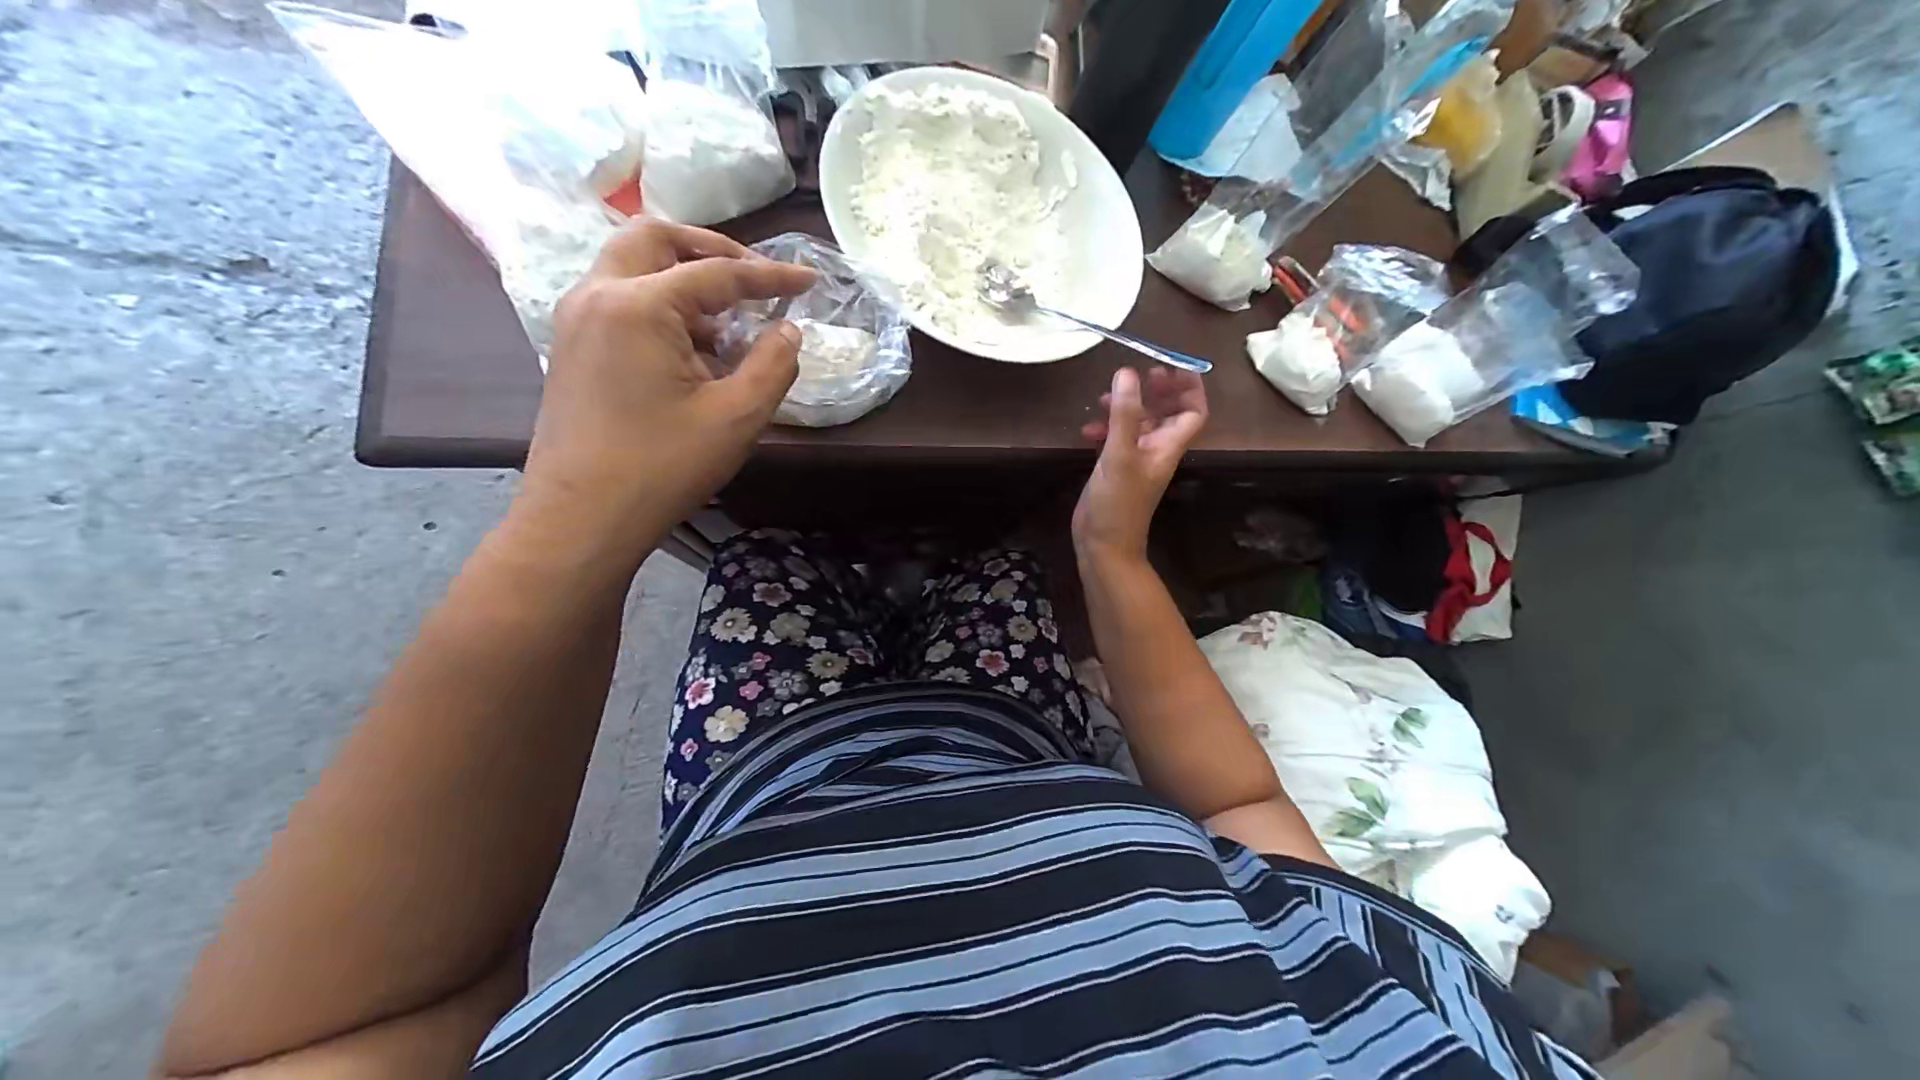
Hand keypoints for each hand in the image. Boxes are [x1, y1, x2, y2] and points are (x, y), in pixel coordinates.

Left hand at [517, 220, 816, 555]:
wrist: (581, 518)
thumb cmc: (662, 467)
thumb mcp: (737, 417)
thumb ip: (773, 364)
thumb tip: (788, 329)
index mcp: (638, 305)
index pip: (717, 272)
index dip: (771, 275)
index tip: (810, 280)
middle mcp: (597, 295)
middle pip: (656, 240)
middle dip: (712, 250)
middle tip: (754, 277)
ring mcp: (577, 321)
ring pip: (633, 268)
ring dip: (684, 279)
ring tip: (729, 323)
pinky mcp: (572, 348)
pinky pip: (621, 302)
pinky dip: (662, 307)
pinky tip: (693, 351)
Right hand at [1073, 366, 1207, 564]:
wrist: (1103, 545)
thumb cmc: (1118, 503)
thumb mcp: (1120, 455)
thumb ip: (1124, 414)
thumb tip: (1127, 373)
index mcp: (1167, 446)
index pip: (1193, 411)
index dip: (1188, 387)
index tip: (1169, 366)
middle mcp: (1156, 450)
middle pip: (1166, 413)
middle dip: (1155, 391)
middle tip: (1138, 373)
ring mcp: (1135, 460)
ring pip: (1138, 423)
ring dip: (1125, 407)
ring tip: (1101, 398)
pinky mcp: (1115, 468)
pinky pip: (1117, 438)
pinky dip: (1105, 428)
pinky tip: (1087, 430)